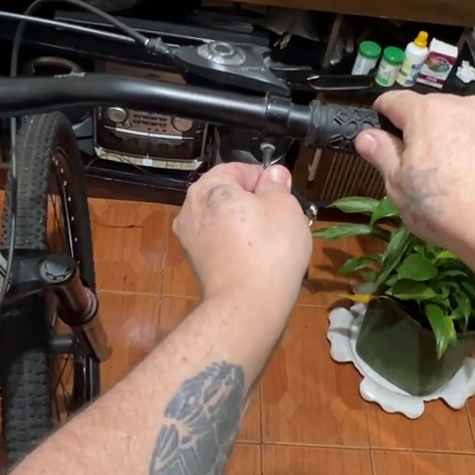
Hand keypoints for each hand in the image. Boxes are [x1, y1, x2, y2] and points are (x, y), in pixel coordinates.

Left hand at [173, 163, 312, 309]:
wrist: (248, 305)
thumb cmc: (269, 248)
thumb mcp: (284, 206)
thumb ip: (276, 185)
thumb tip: (272, 174)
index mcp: (208, 188)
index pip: (236, 169)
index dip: (263, 176)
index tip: (283, 191)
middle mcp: (190, 210)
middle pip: (227, 195)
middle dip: (255, 202)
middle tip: (282, 216)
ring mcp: (190, 239)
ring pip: (224, 220)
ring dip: (247, 224)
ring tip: (273, 239)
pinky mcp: (197, 264)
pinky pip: (221, 243)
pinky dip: (238, 245)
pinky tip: (259, 258)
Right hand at [356, 92, 474, 258]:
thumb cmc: (443, 208)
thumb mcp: (398, 185)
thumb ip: (381, 154)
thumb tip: (365, 135)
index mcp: (425, 112)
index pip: (393, 100)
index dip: (381, 116)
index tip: (379, 135)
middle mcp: (461, 105)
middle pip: (431, 109)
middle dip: (420, 129)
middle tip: (416, 166)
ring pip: (464, 117)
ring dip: (454, 133)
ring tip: (455, 170)